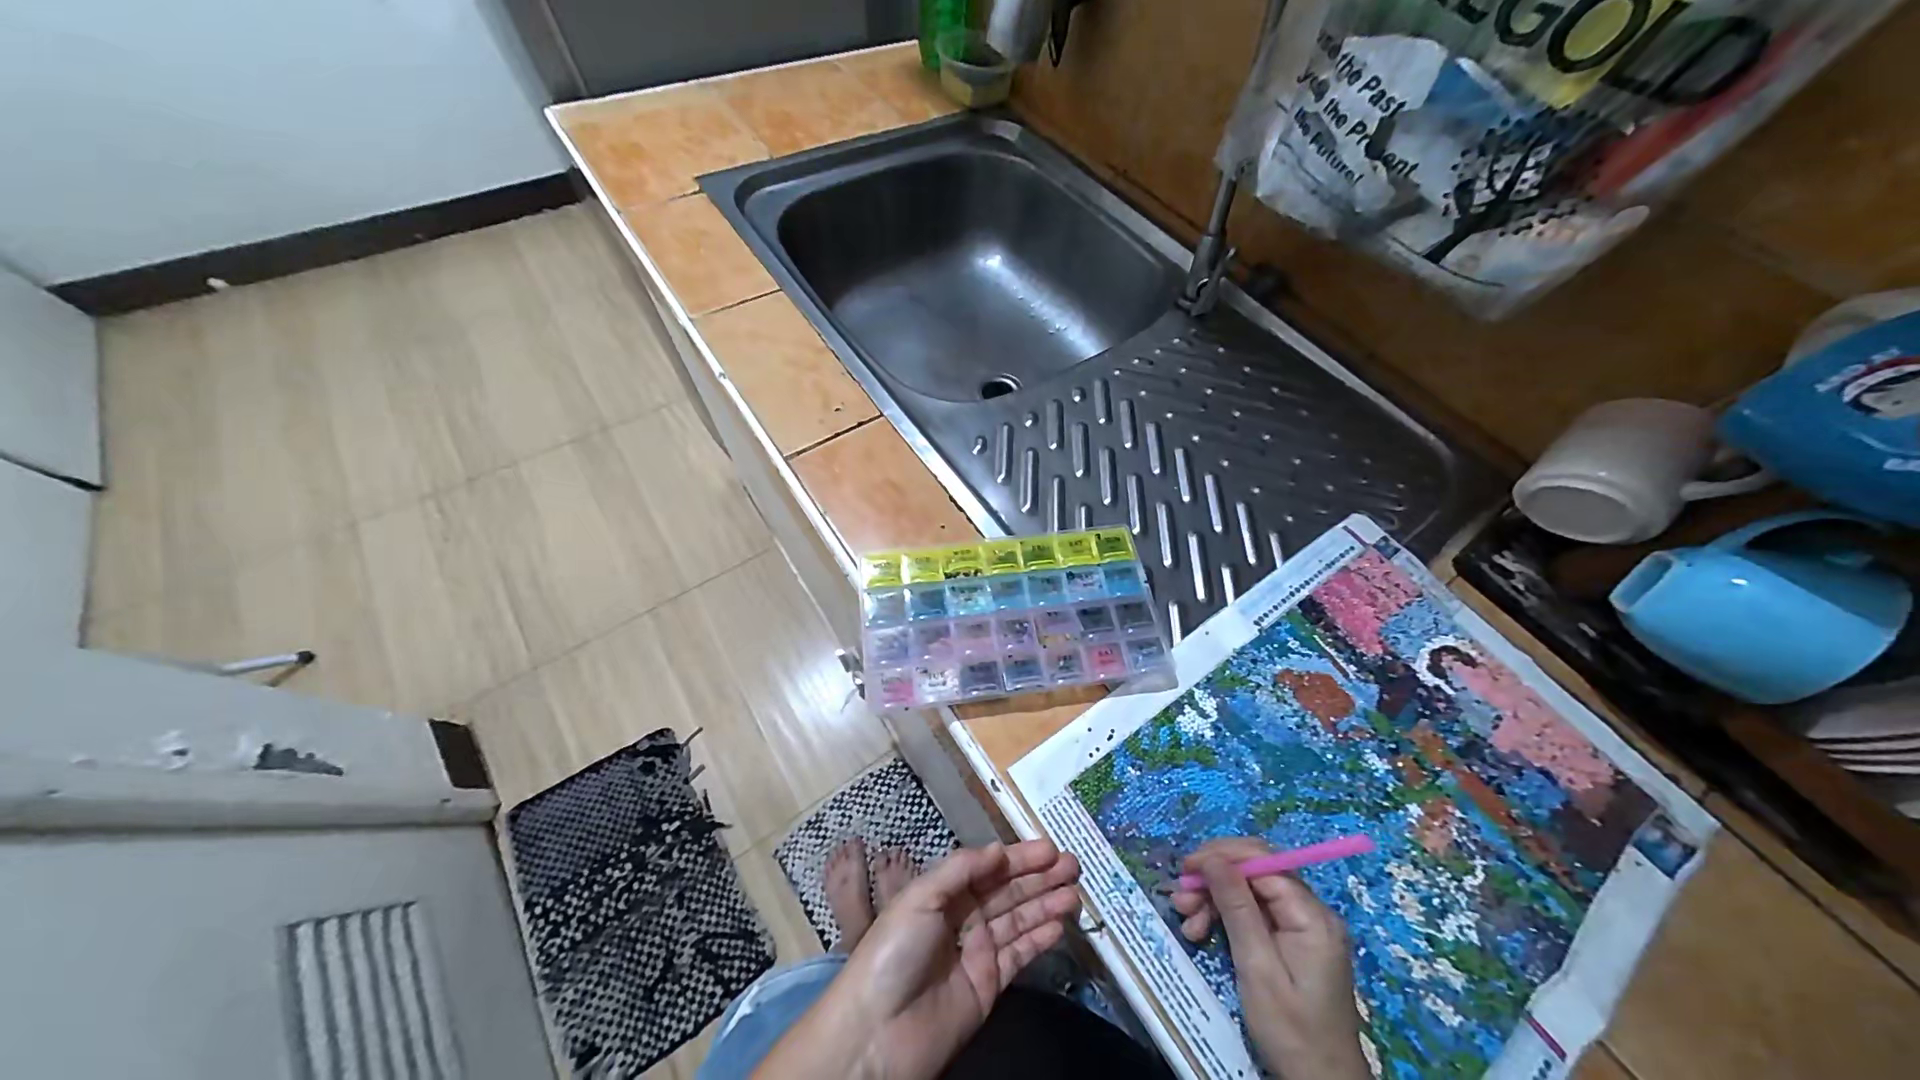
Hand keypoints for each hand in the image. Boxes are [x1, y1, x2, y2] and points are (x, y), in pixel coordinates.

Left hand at [754, 841, 1081, 1079]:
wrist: (878, 1032)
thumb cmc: (893, 952)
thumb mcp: (919, 898)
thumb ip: (960, 870)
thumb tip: (999, 850)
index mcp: (943, 893)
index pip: (988, 868)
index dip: (1018, 857)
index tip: (1050, 848)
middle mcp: (962, 917)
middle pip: (1007, 891)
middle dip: (1039, 877)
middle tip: (1074, 865)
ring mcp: (977, 951)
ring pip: (1019, 919)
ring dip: (1046, 904)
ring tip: (1075, 893)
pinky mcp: (989, 983)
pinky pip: (1020, 954)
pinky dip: (1040, 938)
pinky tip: (1060, 925)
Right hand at [1171, 838, 1370, 1079]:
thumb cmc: (1290, 1031)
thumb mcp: (1257, 968)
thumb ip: (1237, 908)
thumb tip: (1212, 858)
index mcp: (1311, 915)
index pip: (1263, 861)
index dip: (1221, 857)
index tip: (1185, 869)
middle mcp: (1311, 911)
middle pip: (1255, 872)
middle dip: (1214, 878)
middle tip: (1181, 898)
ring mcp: (1303, 926)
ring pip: (1249, 890)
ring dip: (1214, 898)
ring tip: (1187, 920)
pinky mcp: (1291, 940)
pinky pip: (1254, 912)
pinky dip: (1225, 916)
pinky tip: (1202, 931)